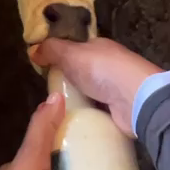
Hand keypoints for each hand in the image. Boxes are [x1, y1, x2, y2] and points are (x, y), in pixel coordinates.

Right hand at [28, 37, 161, 138]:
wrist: (136, 99)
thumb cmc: (102, 70)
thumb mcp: (71, 53)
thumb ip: (51, 49)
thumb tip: (33, 50)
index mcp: (100, 47)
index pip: (77, 48)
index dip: (62, 55)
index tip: (45, 68)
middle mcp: (109, 65)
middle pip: (82, 72)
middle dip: (67, 81)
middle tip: (48, 93)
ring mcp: (116, 89)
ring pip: (89, 93)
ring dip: (77, 100)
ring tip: (55, 110)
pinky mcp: (118, 110)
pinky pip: (97, 111)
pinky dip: (86, 115)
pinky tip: (72, 122)